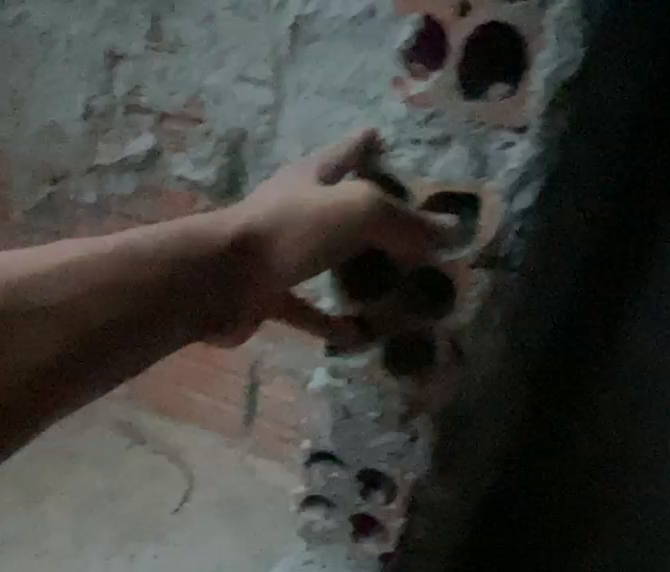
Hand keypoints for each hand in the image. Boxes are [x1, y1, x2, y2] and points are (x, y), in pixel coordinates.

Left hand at [212, 129, 457, 346]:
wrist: (218, 280)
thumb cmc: (287, 232)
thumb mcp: (356, 212)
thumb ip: (403, 222)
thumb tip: (452, 233)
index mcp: (310, 179)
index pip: (344, 154)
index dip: (365, 145)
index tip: (381, 137)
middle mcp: (292, 213)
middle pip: (335, 209)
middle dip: (367, 217)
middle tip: (404, 230)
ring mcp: (277, 257)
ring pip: (322, 263)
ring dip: (352, 274)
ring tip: (391, 287)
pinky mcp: (266, 297)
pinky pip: (307, 311)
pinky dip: (331, 323)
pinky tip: (359, 337)